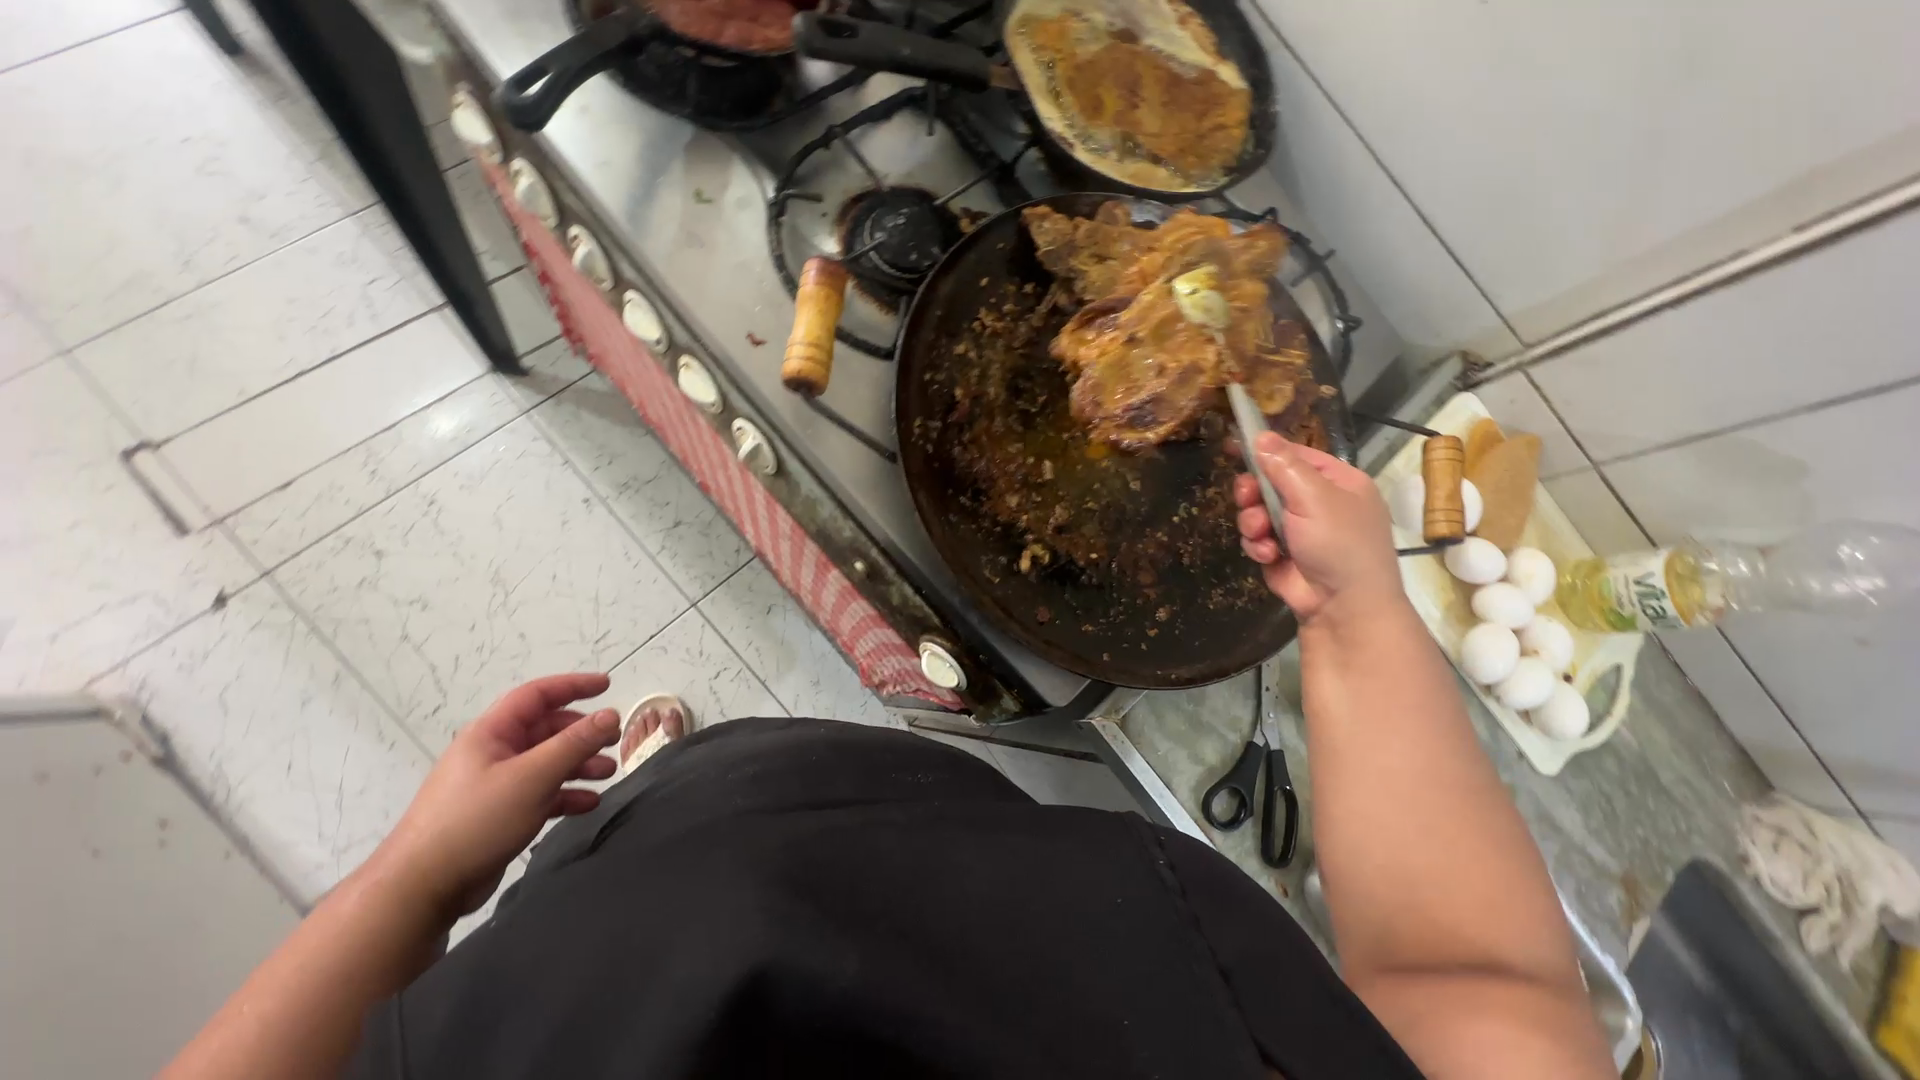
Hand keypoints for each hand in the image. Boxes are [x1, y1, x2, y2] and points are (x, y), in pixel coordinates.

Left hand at [367, 673, 620, 924]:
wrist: (423, 886)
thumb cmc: (477, 820)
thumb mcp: (533, 777)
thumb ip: (574, 743)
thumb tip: (610, 714)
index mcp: (492, 733)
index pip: (536, 695)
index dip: (573, 686)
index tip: (608, 686)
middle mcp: (493, 753)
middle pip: (545, 730)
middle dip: (582, 733)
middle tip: (615, 741)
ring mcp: (495, 785)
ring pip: (546, 763)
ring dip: (579, 764)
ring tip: (609, 773)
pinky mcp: (500, 814)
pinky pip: (540, 794)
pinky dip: (565, 794)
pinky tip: (588, 803)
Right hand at [1233, 432, 1401, 623]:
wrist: (1345, 607)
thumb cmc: (1339, 544)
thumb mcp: (1314, 497)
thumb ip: (1284, 465)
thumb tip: (1260, 435)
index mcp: (1337, 482)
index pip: (1295, 455)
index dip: (1265, 452)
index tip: (1234, 448)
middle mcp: (1318, 503)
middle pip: (1270, 483)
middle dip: (1254, 493)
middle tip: (1247, 499)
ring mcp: (1299, 530)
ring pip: (1258, 512)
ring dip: (1253, 522)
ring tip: (1261, 535)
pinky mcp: (1282, 553)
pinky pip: (1257, 538)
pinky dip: (1258, 546)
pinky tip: (1268, 556)